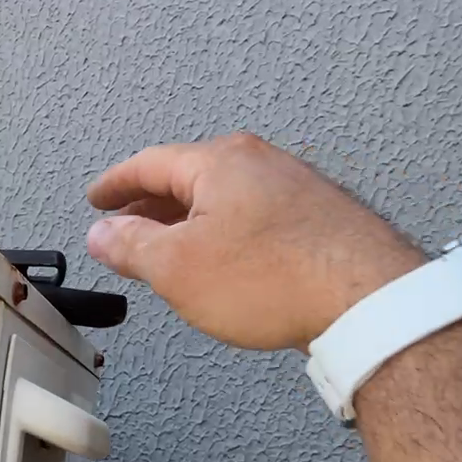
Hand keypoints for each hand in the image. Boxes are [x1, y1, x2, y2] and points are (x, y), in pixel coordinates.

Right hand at [85, 133, 425, 350]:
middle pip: (186, 177)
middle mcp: (258, 163)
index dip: (115, 184)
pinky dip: (219, 231)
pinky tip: (218, 259)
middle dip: (148, 204)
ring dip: (184, 220)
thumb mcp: (175, 267)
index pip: (148, 164)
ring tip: (165, 249)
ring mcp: (291, 187)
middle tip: (123, 225)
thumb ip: (130, 246)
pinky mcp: (314, 217)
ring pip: (219, 197)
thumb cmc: (274, 279)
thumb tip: (102, 234)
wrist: (364, 299)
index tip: (97, 198)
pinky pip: (249, 215)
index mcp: (219, 163)